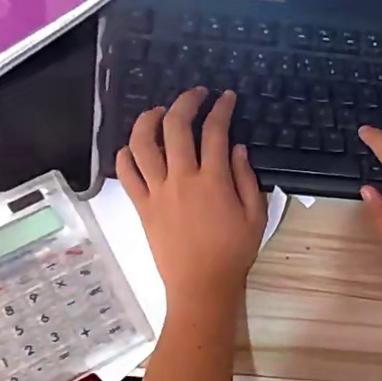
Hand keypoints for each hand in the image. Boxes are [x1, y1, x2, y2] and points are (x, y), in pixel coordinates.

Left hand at [117, 87, 266, 310]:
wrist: (201, 286)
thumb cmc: (233, 253)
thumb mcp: (255, 216)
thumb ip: (246, 178)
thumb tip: (237, 148)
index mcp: (213, 181)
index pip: (215, 131)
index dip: (221, 109)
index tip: (226, 98)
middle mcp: (181, 179)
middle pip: (176, 126)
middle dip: (186, 101)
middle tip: (196, 94)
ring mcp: (157, 192)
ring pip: (143, 143)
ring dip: (149, 119)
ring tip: (159, 112)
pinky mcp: (142, 206)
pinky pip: (127, 173)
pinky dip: (127, 153)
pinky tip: (136, 146)